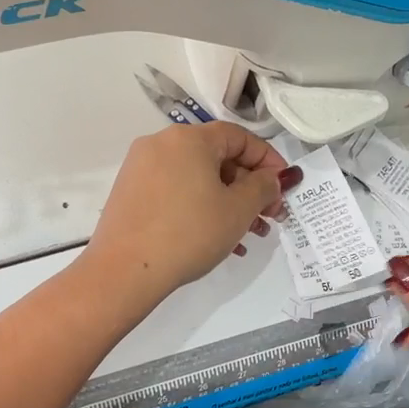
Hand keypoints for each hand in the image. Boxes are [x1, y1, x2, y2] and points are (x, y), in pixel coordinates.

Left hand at [83, 122, 300, 298]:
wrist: (124, 270)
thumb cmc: (189, 233)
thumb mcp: (238, 210)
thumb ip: (263, 187)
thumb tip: (271, 177)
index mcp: (187, 138)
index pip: (239, 137)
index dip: (268, 160)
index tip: (284, 188)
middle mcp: (160, 144)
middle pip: (216, 158)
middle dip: (248, 188)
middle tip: (269, 218)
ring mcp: (140, 169)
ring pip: (196, 179)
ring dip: (227, 203)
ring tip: (248, 236)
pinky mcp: (129, 193)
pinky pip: (175, 192)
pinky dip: (199, 208)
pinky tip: (217, 240)